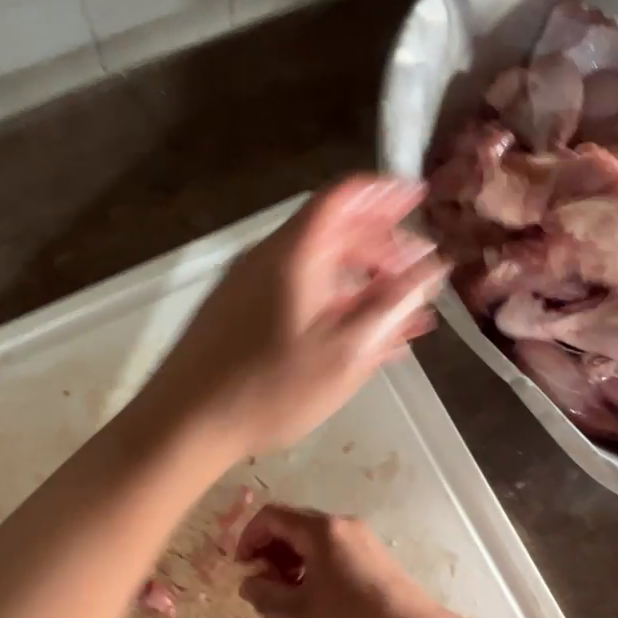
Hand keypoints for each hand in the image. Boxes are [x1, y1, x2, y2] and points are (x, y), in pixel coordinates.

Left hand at [145, 176, 447, 456]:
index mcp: (295, 254)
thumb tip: (433, 266)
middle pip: (332, 232)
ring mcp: (250, 286)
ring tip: (400, 313)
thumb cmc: (271, 388)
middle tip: (416, 269)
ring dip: (362, 281)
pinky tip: (359, 336)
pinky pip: (298, 294)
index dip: (384, 193)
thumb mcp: (346, 351)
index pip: (344, 198)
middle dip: (381, 245)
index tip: (419, 198)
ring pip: (317, 268)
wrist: (185, 423)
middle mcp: (269, 258)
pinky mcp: (240, 314)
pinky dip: (334, 304)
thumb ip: (393, 305)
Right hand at [234, 505, 455, 617]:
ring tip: (283, 609)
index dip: (249, 539)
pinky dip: (311, 572)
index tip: (243, 569)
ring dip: (289, 571)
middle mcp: (339, 524)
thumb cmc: (353, 617)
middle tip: (263, 593)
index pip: (271, 516)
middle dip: (269, 560)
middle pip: (290, 529)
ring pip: (309, 545)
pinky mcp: (369, 553)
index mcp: (320, 529)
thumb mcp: (300, 610)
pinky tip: (309, 604)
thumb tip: (248, 584)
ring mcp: (358, 536)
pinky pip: (329, 553)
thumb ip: (265, 594)